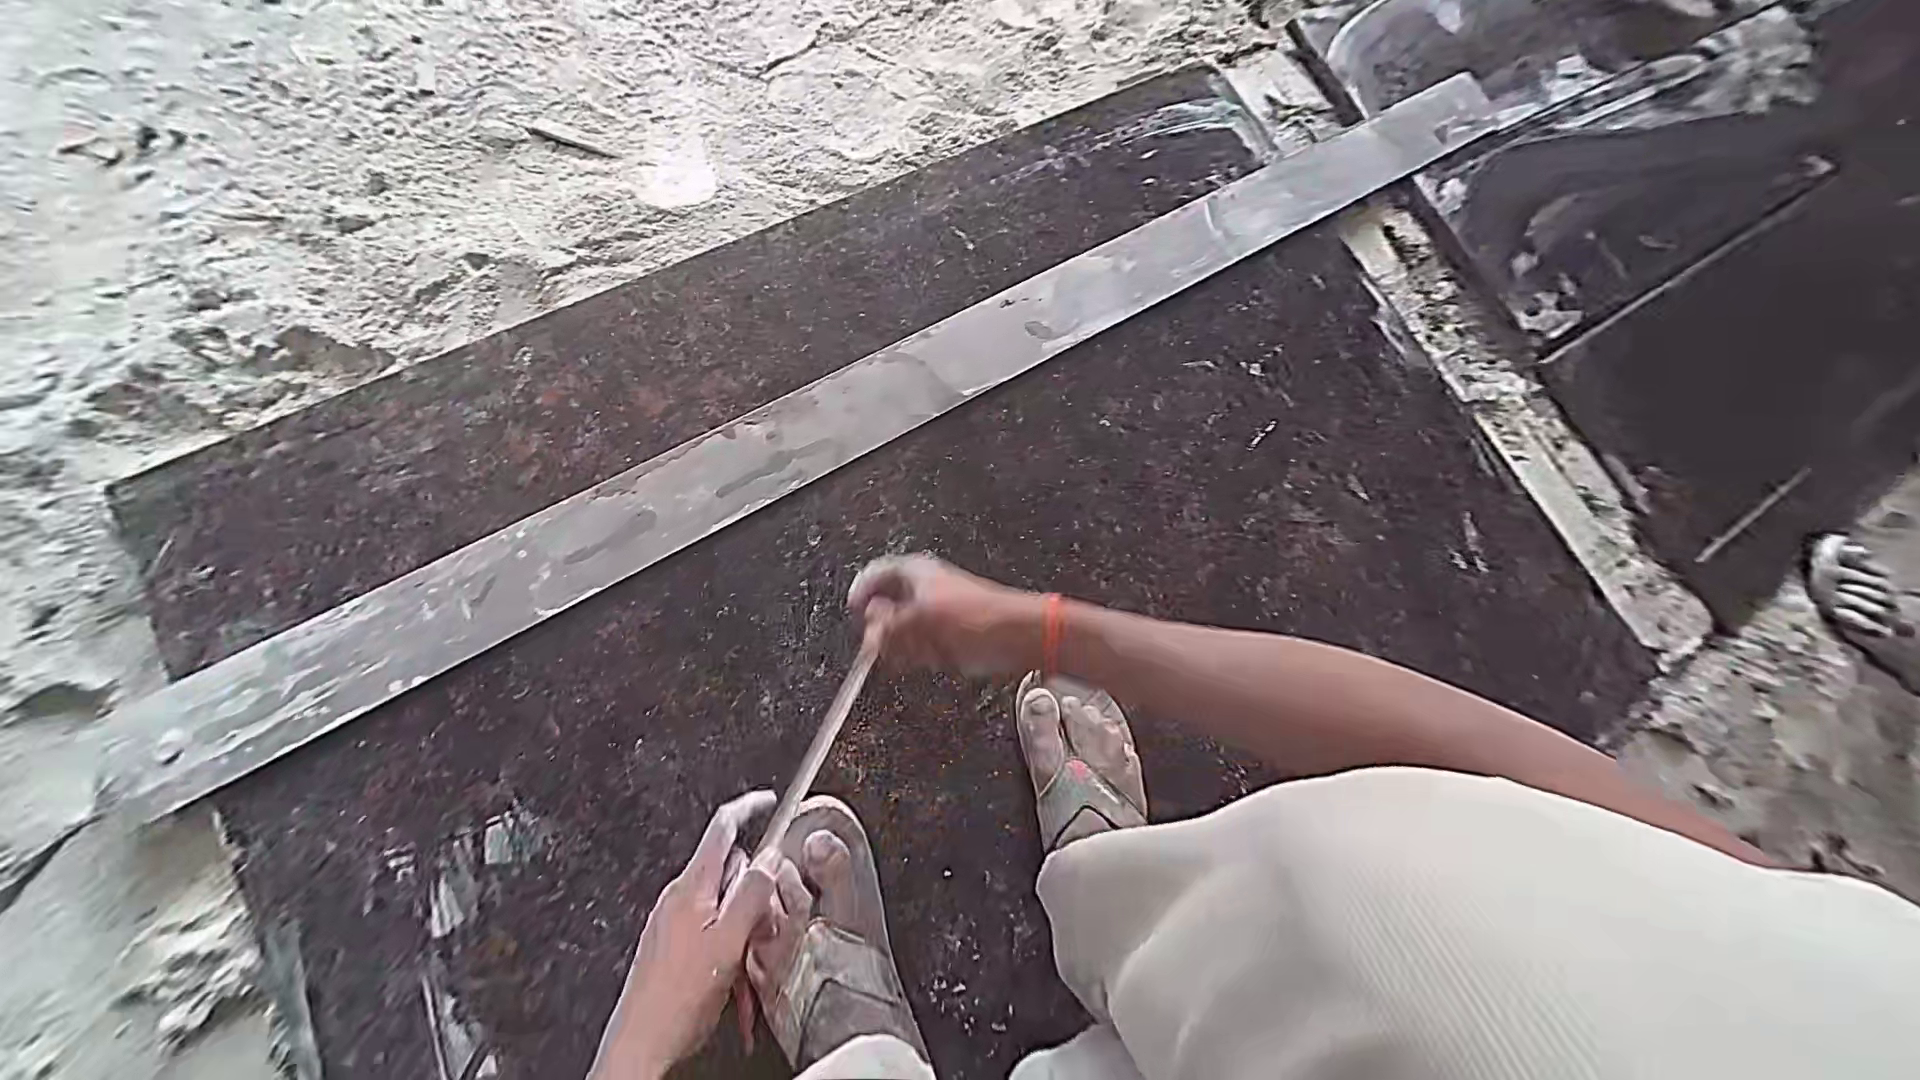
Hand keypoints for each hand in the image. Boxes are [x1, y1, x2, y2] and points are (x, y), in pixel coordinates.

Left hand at [589, 791, 777, 1079]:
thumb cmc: (675, 1003)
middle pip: (732, 870)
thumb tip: (770, 856)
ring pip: (725, 905)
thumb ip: (753, 893)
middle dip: (755, 894)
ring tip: (744, 969)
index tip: (767, 801)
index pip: (722, 826)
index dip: (748, 807)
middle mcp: (680, 897)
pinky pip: (711, 930)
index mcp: (692, 886)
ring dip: (744, 931)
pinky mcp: (672, 943)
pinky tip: (732, 986)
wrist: (637, 1052)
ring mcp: (673, 920)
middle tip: (764, 928)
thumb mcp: (729, 942)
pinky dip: (729, 950)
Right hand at [847, 554, 1041, 675]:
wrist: (1021, 636)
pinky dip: (923, 656)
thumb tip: (869, 633)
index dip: (860, 595)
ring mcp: (935, 613)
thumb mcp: (921, 619)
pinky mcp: (948, 635)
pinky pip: (921, 647)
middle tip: (886, 643)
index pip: (874, 576)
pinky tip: (937, 659)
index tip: (855, 617)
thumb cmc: (981, 618)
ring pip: (902, 632)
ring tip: (922, 651)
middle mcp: (923, 589)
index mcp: (915, 573)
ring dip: (905, 646)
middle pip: (884, 608)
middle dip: (884, 629)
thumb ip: (888, 626)